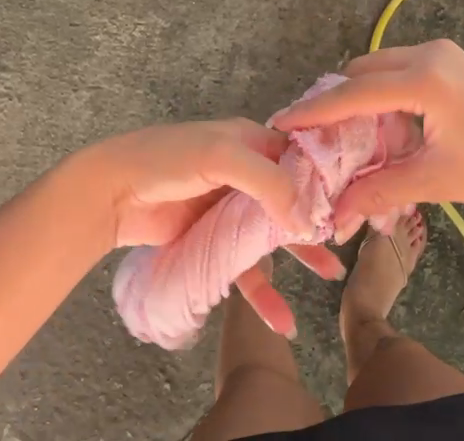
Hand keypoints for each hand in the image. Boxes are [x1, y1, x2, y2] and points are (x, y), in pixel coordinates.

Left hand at [64, 119, 345, 337]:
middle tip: (346, 241)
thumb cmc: (166, 161)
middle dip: (318, 220)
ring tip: (331, 276)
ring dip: (300, 256)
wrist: (110, 193)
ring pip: (273, 236)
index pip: (298, 159)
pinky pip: (245, 270)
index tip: (352, 202)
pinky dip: (264, 295)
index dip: (324, 180)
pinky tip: (283, 321)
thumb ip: (267, 181)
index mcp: (250, 141)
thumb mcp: (221, 155)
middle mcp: (244, 173)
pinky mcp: (211, 243)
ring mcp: (227, 210)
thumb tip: (307, 219)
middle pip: (291, 199)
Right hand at [271, 39, 463, 233]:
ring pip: (380, 71)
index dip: (313, 111)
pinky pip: (401, 74)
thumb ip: (378, 190)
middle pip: (362, 73)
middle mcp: (428, 54)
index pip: (352, 92)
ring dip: (360, 100)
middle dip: (334, 103)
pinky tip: (380, 131)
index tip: (279, 123)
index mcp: (424, 77)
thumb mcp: (437, 181)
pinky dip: (383, 98)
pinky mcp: (452, 65)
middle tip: (310, 139)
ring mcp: (442, 55)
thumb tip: (333, 215)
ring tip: (341, 140)